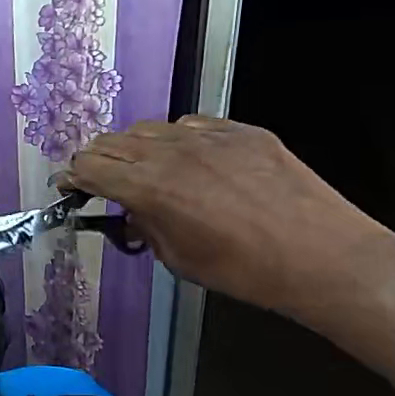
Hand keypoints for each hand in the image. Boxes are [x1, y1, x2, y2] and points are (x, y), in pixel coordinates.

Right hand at [64, 116, 394, 326]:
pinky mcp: (240, 131)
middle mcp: (171, 152)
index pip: (88, 167)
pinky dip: (177, 141)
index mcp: (149, 188)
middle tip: (102, 183)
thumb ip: (143, 226)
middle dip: (97, 162)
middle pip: (109, 142)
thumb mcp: (177, 258)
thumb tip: (131, 210)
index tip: (70, 188)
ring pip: (147, 129)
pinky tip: (192, 162)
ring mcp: (208, 136)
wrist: (325, 257)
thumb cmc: (245, 271)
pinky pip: (191, 124)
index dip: (72, 178)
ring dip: (134, 149)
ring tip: (148, 171)